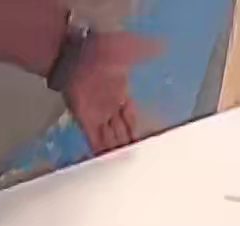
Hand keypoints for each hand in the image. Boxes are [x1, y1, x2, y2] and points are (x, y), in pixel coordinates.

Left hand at [62, 31, 159, 153]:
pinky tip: (103, 161)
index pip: (131, 117)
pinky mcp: (85, 121)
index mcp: (121, 93)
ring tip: (120, 166)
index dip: (136, 130)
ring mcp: (97, 115)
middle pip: (120, 132)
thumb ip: (144, 51)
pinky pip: (93, 140)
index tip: (141, 142)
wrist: (77, 57)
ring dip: (114, 151)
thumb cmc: (101, 52)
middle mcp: (110, 107)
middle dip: (126, 146)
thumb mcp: (128, 50)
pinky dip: (98, 151)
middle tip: (133, 160)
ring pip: (109, 139)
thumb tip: (163, 46)